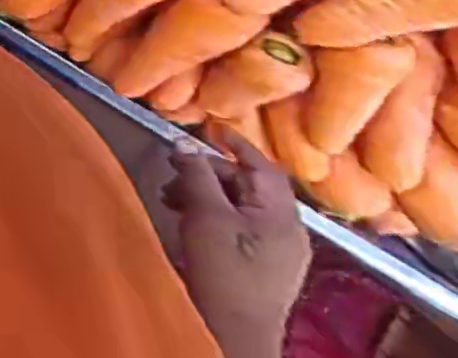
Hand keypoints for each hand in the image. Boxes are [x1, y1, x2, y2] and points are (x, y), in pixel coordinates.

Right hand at [163, 133, 310, 357]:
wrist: (234, 331)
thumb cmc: (224, 269)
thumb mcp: (206, 214)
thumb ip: (196, 174)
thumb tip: (184, 143)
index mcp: (282, 216)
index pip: (263, 166)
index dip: (236, 143)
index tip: (210, 126)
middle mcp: (287, 229)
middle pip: (246, 183)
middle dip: (207, 171)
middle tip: (173, 167)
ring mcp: (277, 249)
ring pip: (237, 203)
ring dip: (202, 191)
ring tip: (171, 195)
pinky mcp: (260, 262)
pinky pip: (235, 222)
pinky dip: (208, 211)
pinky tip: (184, 215)